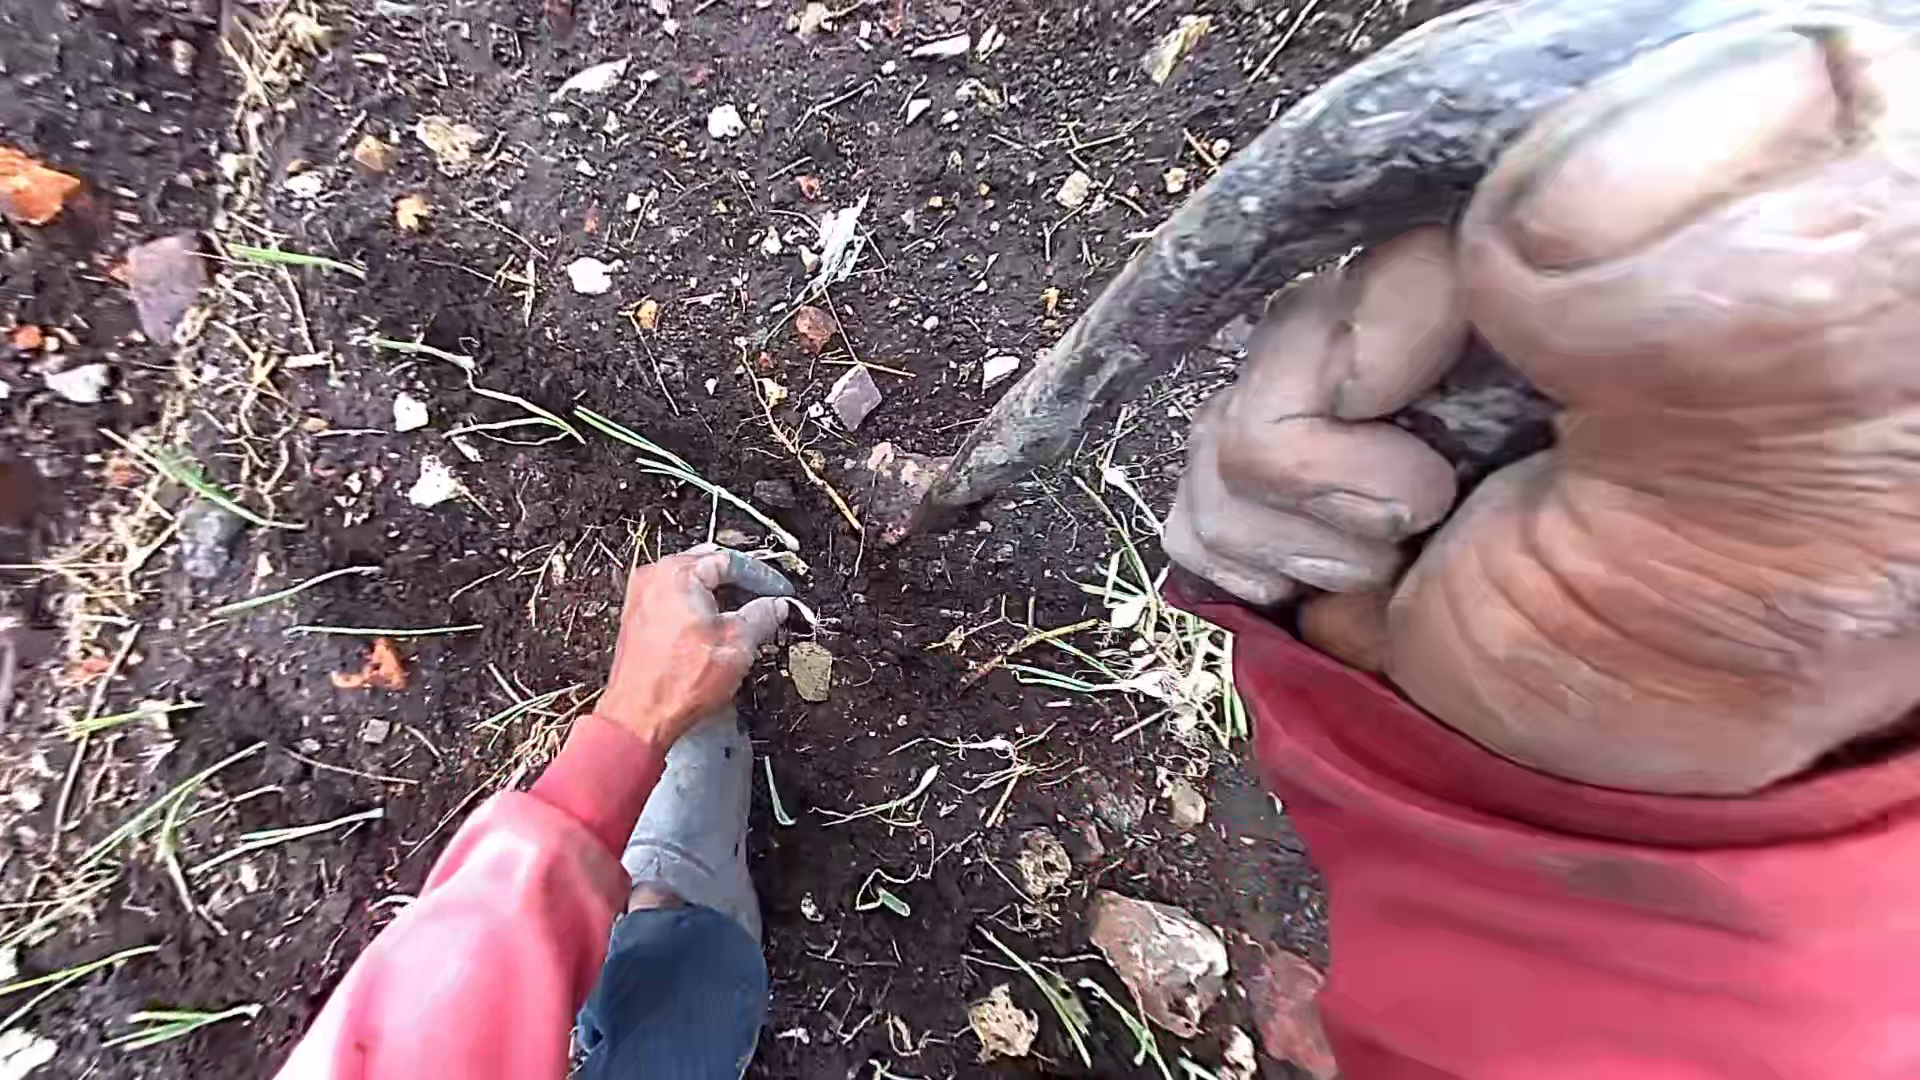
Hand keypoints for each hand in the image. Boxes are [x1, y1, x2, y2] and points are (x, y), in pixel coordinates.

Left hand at [595, 548, 792, 749]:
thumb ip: (763, 615)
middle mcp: (654, 579)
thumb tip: (776, 606)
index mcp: (679, 574)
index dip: (763, 576)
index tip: (779, 592)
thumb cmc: (679, 682)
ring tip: (745, 613)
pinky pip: (676, 599)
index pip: (732, 561)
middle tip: (766, 597)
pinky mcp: (637, 620)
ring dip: (720, 594)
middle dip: (741, 581)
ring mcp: (641, 599)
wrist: (639, 718)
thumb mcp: (738, 642)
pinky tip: (717, 625)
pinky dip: (700, 606)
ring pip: (692, 583)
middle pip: (709, 566)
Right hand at [1170, 26, 1919, 793]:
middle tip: (1417, 529)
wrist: (1584, 739)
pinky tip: (1313, 579)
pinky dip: (1234, 557)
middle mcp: (1439, 316)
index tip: (1433, 487)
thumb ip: (1743, 302)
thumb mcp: (1782, 490)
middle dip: (1317, 478)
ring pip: (1213, 432)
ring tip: (1375, 568)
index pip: (1379, 252)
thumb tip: (1556, 175)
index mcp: (1567, 262)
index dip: (1363, 368)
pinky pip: (1186, 496)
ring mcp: (1341, 404)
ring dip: (1279, 534)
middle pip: (1275, 350)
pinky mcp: (1278, 477)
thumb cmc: (1702, 637)